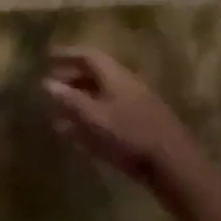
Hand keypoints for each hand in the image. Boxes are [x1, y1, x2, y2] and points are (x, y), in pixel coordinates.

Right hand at [42, 46, 195, 185]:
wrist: (174, 165)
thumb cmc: (130, 132)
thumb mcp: (95, 116)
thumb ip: (70, 99)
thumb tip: (45, 83)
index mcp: (115, 75)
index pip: (88, 55)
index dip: (66, 54)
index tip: (46, 57)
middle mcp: (124, 85)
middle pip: (94, 77)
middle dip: (70, 80)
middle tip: (49, 88)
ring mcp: (133, 108)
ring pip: (100, 100)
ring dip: (77, 105)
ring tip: (55, 115)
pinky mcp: (138, 130)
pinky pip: (107, 119)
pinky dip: (89, 123)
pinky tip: (75, 138)